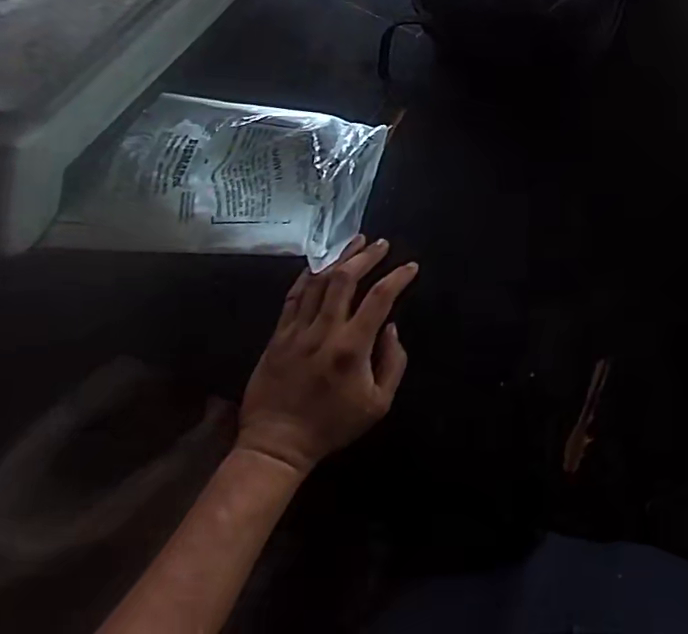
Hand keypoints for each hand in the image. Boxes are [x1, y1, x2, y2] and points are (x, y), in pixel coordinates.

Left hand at [236, 236, 416, 474]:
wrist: (277, 445)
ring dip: (339, 259)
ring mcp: (296, 332)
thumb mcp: (379, 403)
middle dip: (366, 257)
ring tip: (355, 242)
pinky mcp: (277, 337)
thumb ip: (393, 362)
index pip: (379, 299)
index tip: (411, 267)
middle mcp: (323, 332)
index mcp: (352, 348)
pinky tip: (320, 263)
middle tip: (382, 244)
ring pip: (317, 283)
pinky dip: (308, 275)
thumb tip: (391, 328)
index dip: (397, 278)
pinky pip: (293, 297)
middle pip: (344, 280)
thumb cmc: (333, 425)